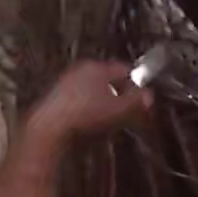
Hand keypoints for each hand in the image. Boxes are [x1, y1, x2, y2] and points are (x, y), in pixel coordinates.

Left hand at [24, 60, 151, 147]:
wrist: (49, 129)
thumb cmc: (87, 115)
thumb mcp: (119, 109)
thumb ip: (137, 101)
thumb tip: (149, 96)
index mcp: (97, 67)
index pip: (125, 69)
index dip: (138, 83)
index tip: (143, 98)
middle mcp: (80, 70)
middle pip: (109, 78)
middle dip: (121, 93)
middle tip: (130, 109)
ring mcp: (65, 82)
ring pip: (94, 89)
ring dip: (106, 101)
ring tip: (113, 118)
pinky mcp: (55, 97)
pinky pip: (81, 98)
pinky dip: (90, 107)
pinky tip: (92, 122)